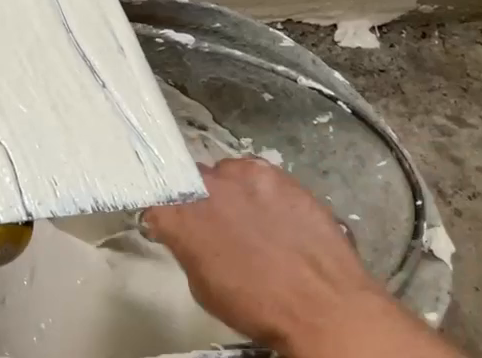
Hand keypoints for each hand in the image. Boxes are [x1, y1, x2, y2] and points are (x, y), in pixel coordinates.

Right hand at [143, 158, 391, 352]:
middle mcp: (202, 184)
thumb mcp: (203, 288)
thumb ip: (187, 249)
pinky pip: (258, 175)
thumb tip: (187, 236)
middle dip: (199, 199)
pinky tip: (278, 215)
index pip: (156, 200)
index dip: (165, 213)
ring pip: (225, 173)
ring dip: (231, 191)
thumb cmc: (258, 308)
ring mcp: (240, 174)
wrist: (326, 308)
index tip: (174, 225)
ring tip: (253, 218)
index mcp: (177, 214)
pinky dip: (261, 191)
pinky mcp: (274, 173)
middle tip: (218, 224)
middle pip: (190, 181)